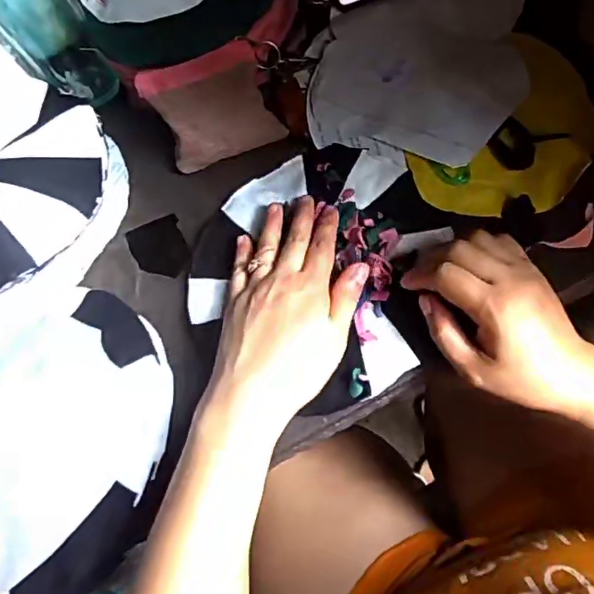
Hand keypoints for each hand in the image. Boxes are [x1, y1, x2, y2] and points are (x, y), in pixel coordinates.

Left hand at [214, 197, 368, 432]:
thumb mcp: (335, 338)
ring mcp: (255, 290)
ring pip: (266, 248)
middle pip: (294, 241)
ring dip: (272, 225)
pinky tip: (243, 240)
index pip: (322, 248)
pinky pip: (239, 268)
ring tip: (276, 207)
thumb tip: (359, 267)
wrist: (248, 394)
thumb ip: (345, 298)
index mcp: (311, 288)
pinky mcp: (234, 303)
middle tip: (306, 199)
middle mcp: (282, 281)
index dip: (327, 227)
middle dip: (302, 217)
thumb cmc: (297, 373)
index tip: (330, 210)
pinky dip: (242, 252)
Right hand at [400, 231, 593, 417]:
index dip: (420, 275)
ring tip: (441, 265)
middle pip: (459, 247)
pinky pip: (499, 239)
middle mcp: (510, 277)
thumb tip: (425, 301)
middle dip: (430, 257)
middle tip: (417, 273)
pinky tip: (470, 260)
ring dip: (453, 246)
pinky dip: (478, 242)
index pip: (446, 273)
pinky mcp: (532, 265)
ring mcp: (524, 267)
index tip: (406, 284)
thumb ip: (444, 334)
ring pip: (478, 236)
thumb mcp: (474, 372)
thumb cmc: (522, 379)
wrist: (572, 371)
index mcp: (495, 305)